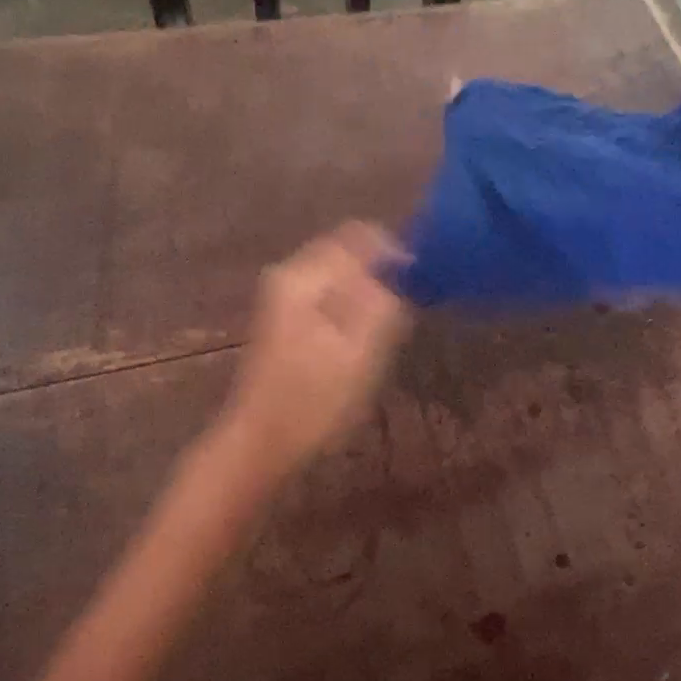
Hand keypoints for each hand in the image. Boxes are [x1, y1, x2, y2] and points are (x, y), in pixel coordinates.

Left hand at [229, 222, 411, 468]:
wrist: (260, 446)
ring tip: (389, 324)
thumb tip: (402, 264)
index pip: (361, 234)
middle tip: (406, 306)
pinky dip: (352, 304)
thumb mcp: (362, 351)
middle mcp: (289, 275)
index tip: (420, 280)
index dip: (395, 250)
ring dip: (368, 289)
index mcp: (304, 276)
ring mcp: (283, 297)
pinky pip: (330, 292)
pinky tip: (364, 337)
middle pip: (348, 251)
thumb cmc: (314, 401)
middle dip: (381, 270)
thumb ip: (383, 300)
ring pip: (340, 273)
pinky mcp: (285, 319)